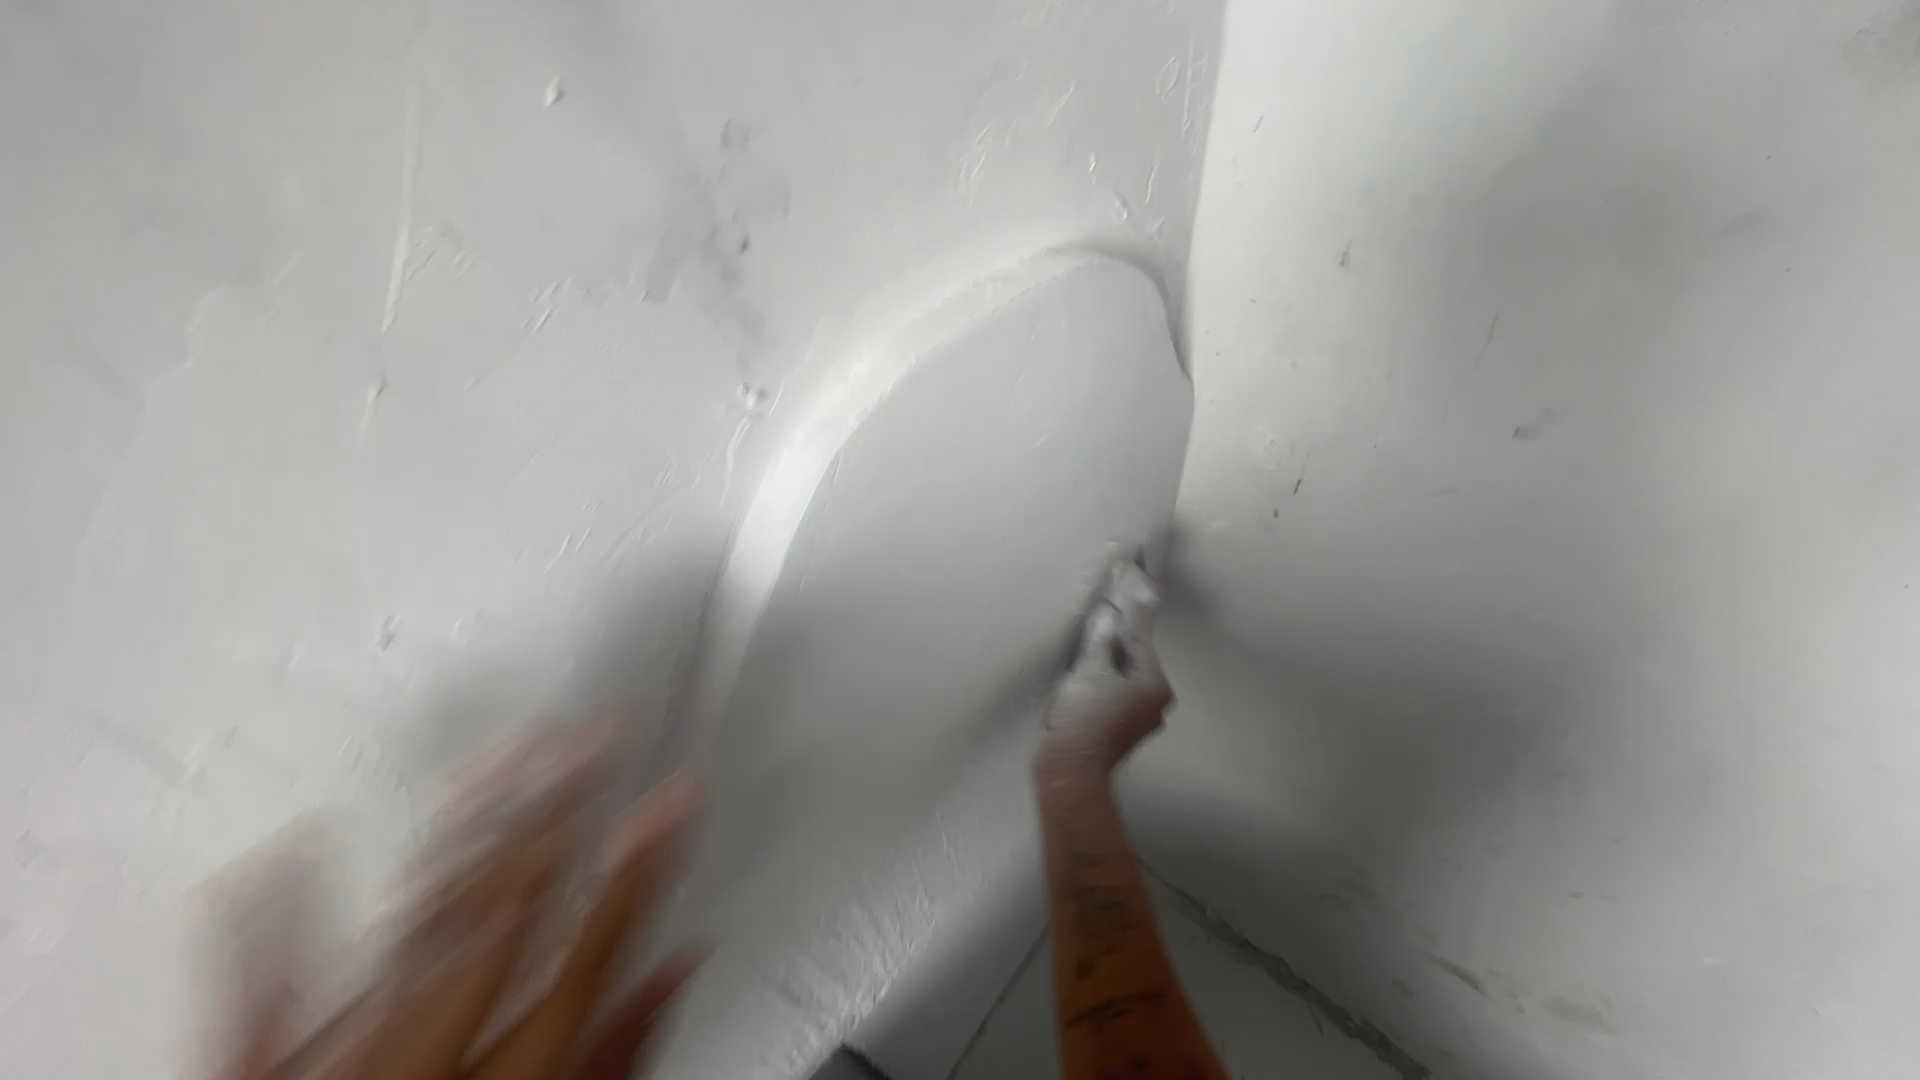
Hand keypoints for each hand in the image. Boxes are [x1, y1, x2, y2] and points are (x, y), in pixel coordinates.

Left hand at [215, 722, 703, 1079]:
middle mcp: (437, 1042)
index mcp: (516, 1064)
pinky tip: (297, 840)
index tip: (673, 796)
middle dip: (566, 800)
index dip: (643, 858)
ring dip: (474, 816)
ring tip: (516, 743)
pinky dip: (276, 910)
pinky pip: (266, 985)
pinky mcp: (265, 1063)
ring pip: (426, 908)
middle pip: (515, 895)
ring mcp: (355, 1044)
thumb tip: (677, 969)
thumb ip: (622, 1048)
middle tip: (602, 734)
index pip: (596, 938)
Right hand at [1040, 559, 1172, 774]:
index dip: (1128, 617)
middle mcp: (1155, 704)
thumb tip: (1109, 615)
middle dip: (1116, 641)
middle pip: (1133, 661)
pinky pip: (1114, 695)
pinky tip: (1086, 672)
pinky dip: (1103, 681)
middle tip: (1100, 617)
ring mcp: (1139, 720)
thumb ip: (1102, 639)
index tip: (1124, 594)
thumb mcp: (1092, 668)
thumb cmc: (1087, 712)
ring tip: (1089, 641)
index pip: (1141, 642)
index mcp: (1156, 686)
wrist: (1070, 764)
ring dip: (1107, 661)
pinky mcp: (1120, 731)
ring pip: (1122, 679)